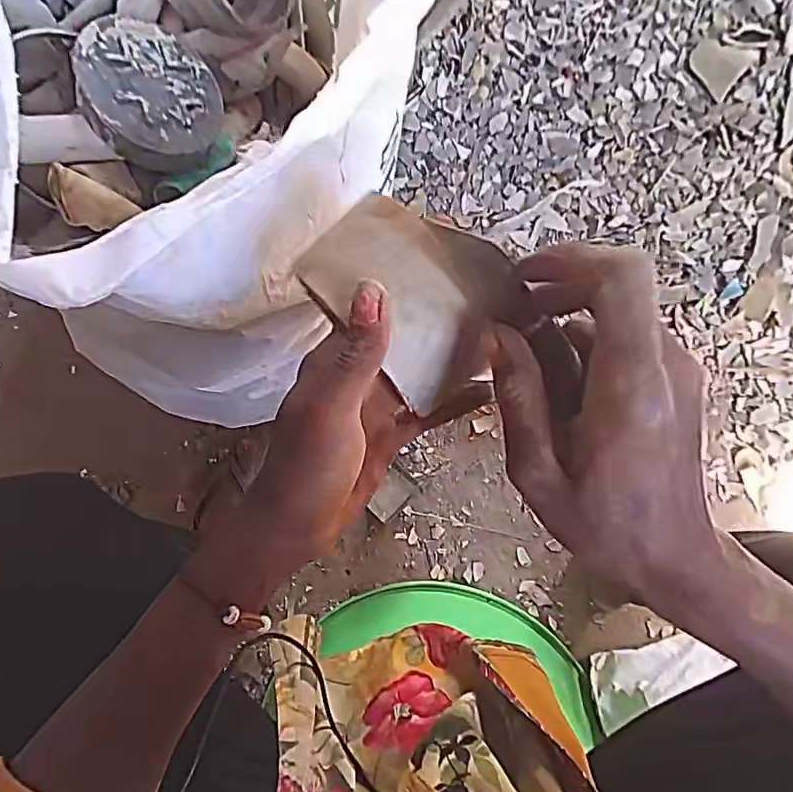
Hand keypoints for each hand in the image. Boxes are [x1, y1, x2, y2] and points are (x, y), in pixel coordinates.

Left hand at [188, 281, 487, 605]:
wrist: (298, 527)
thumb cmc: (304, 468)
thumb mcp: (331, 407)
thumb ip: (356, 355)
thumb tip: (373, 292)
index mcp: (334, 363)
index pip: (370, 312)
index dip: (401, 289)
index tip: (441, 264)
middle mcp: (355, 379)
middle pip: (400, 340)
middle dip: (434, 321)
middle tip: (485, 298)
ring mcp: (374, 407)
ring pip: (416, 373)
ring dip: (447, 358)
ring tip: (493, 336)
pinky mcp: (389, 434)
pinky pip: (424, 410)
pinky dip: (450, 401)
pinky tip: (483, 390)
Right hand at [489, 244, 727, 616]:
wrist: (675, 556)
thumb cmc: (605, 526)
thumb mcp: (538, 473)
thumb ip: (518, 398)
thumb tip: (498, 337)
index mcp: (631, 386)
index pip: (621, 278)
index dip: (568, 260)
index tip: (524, 277)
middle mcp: (665, 365)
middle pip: (617, 287)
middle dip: (557, 290)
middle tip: (511, 319)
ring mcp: (676, 370)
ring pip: (616, 314)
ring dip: (565, 325)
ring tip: (526, 365)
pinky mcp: (675, 379)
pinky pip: (624, 339)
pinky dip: (584, 346)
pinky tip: (557, 388)